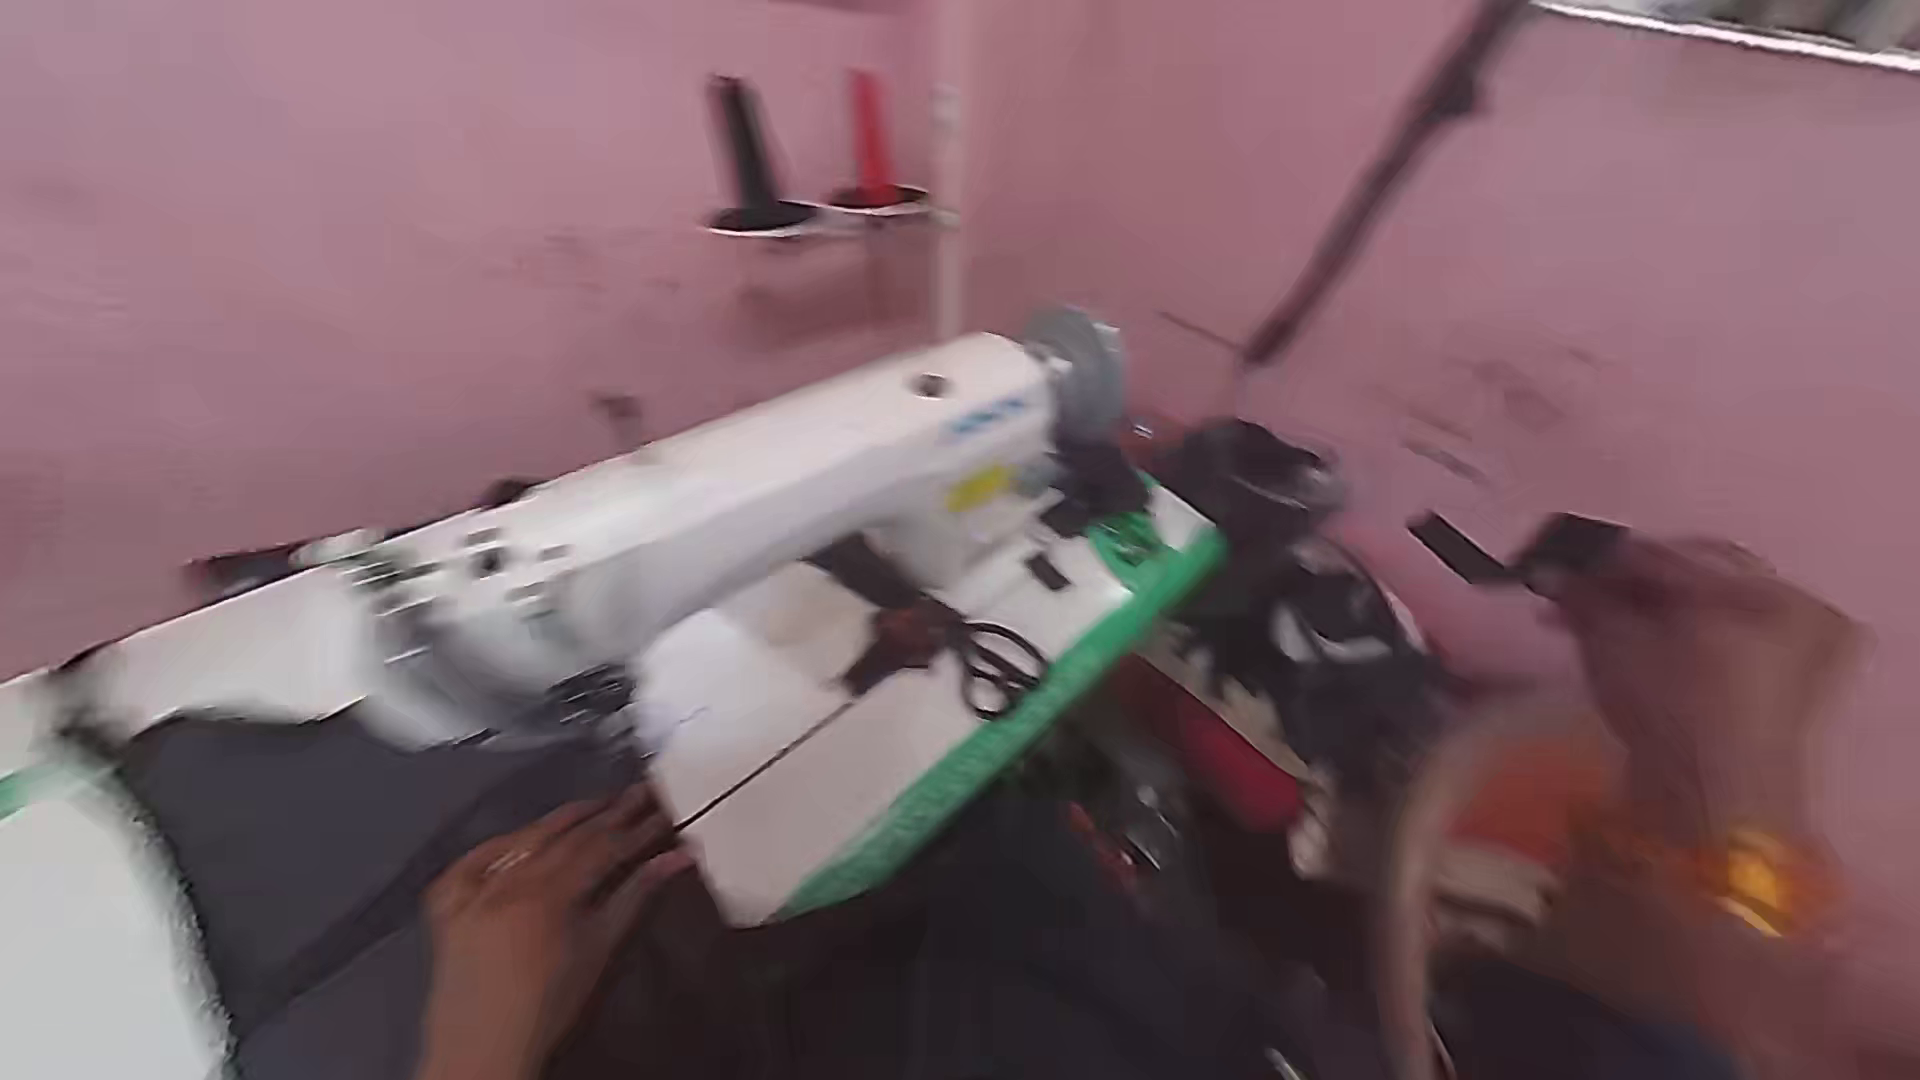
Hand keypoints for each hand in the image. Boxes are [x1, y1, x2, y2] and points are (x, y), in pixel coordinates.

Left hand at [414, 787, 692, 1079]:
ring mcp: (474, 897)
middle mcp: (510, 886)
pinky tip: (519, 837)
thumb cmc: (551, 1005)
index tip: (666, 812)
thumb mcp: (601, 947)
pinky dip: (496, 846)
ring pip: (527, 841)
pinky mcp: (449, 913)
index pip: (605, 848)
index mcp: (549, 896)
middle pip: (571, 838)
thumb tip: (681, 856)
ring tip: (599, 802)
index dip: (639, 829)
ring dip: (566, 818)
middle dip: (611, 814)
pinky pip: (469, 866)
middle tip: (642, 792)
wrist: (480, 1060)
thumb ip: (638, 893)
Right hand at [1550, 538, 1859, 841]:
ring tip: (1572, 615)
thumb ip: (1580, 594)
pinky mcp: (1779, 675)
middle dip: (1618, 580)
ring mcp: (1796, 645)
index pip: (1667, 555)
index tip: (1551, 556)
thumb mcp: (1609, 637)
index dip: (1600, 554)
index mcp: (1766, 593)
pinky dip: (1658, 628)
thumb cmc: (1664, 699)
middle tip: (1565, 585)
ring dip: (1630, 605)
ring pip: (1694, 604)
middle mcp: (1795, 609)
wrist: (1710, 782)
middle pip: (1688, 576)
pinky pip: (1711, 631)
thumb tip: (1546, 569)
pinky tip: (1611, 636)